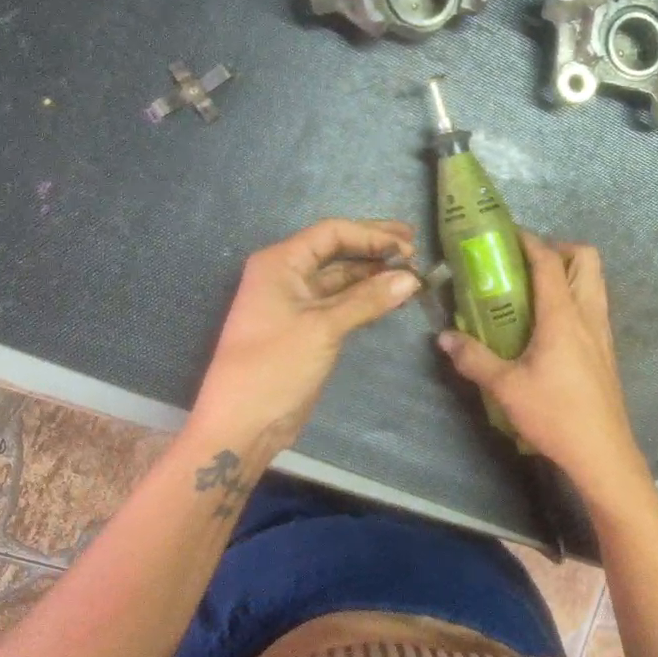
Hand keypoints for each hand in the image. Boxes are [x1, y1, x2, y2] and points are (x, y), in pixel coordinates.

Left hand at [189, 219, 420, 448]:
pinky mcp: (305, 328)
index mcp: (280, 263)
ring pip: (341, 278)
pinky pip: (340, 302)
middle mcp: (286, 275)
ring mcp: (295, 303)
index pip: (331, 233)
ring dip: (373, 275)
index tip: (408, 246)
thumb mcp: (323, 328)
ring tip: (412, 276)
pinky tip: (392, 299)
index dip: (372, 235)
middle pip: (336, 250)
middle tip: (415, 248)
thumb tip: (412, 278)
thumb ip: (367, 300)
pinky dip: (365, 299)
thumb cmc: (275, 365)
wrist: (243, 423)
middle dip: (374, 248)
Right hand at [437, 233, 645, 497]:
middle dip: (558, 249)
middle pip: (586, 259)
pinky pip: (594, 305)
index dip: (529, 241)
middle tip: (526, 264)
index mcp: (563, 315)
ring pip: (594, 281)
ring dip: (568, 273)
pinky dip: (574, 298)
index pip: (549, 261)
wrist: (602, 452)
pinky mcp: (606, 351)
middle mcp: (588, 314)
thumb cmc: (555, 415)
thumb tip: (445, 339)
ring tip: (533, 291)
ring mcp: (602, 332)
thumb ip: (474, 359)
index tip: (506, 235)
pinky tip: (548, 326)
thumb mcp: (506, 388)